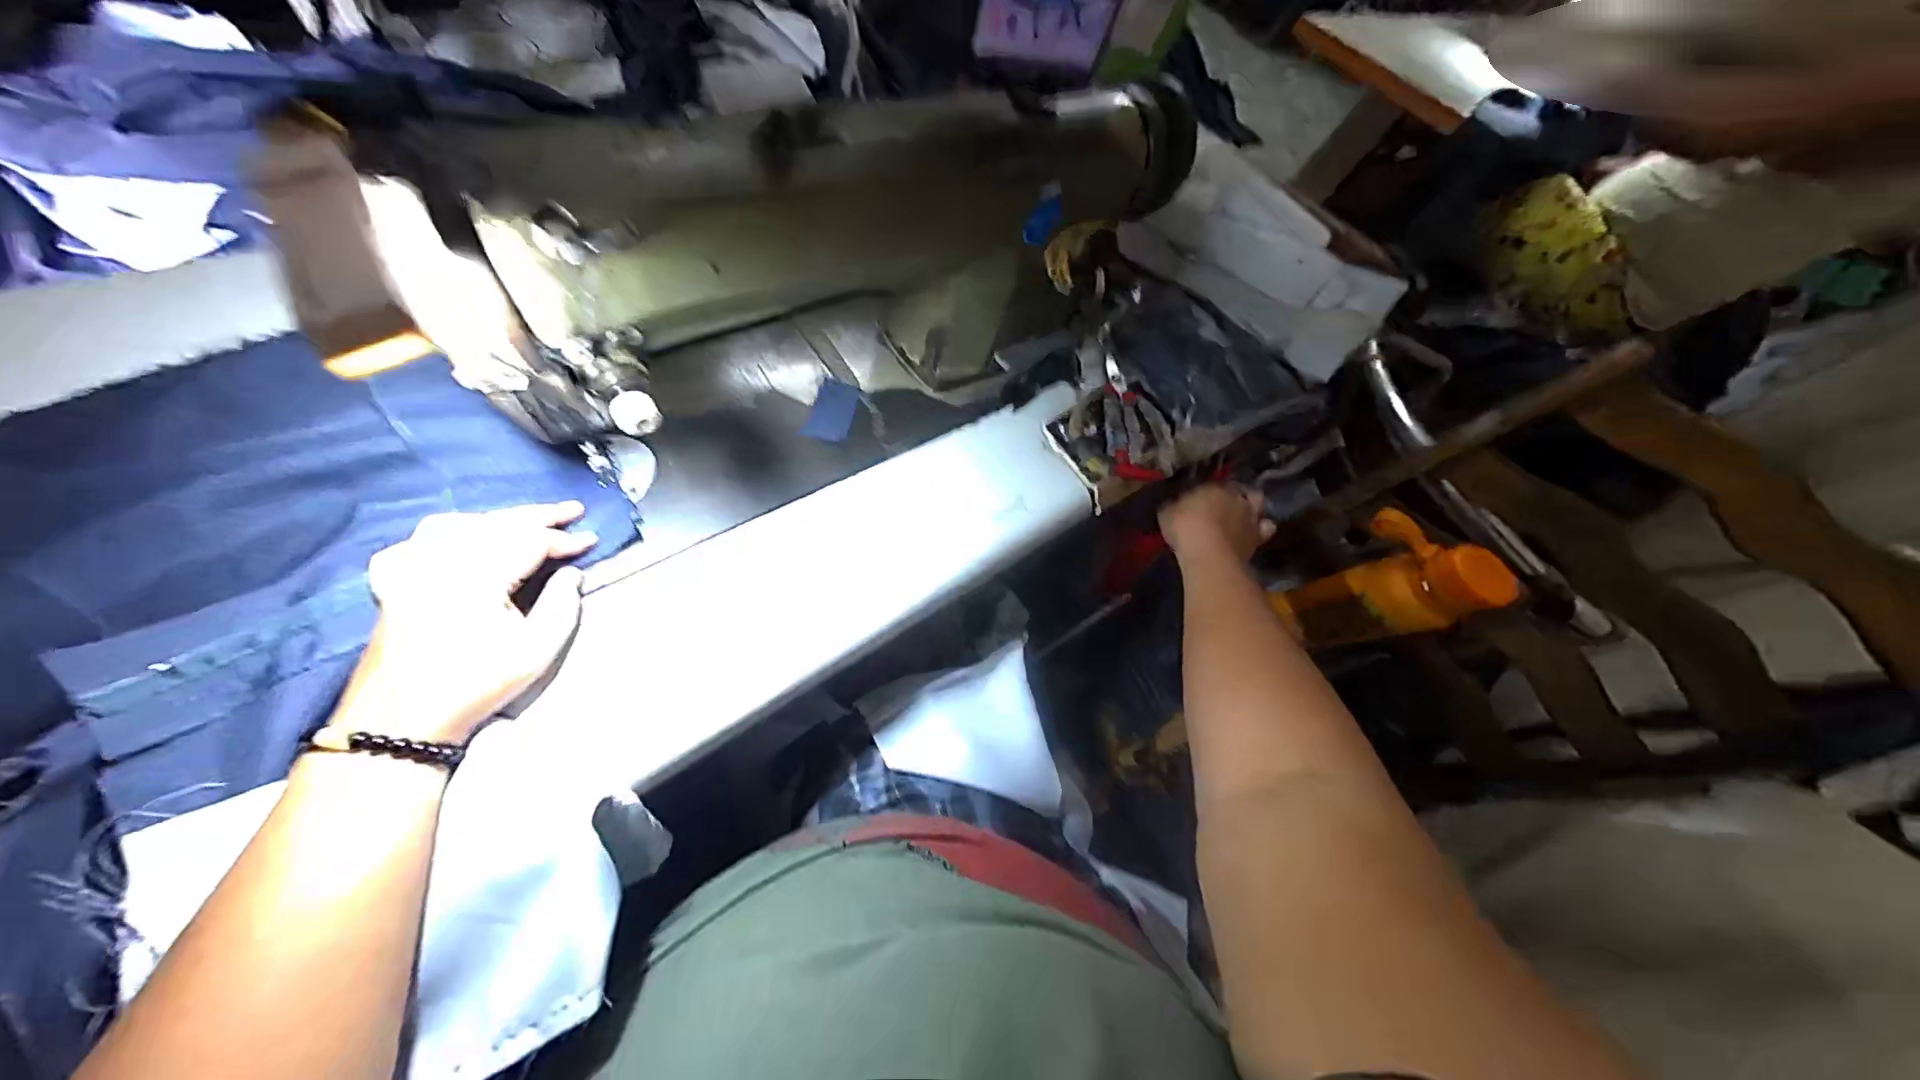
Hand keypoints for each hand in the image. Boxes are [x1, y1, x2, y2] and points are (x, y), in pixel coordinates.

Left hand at [332, 502, 598, 743]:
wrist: (401, 718)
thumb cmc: (475, 685)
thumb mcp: (535, 651)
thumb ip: (560, 605)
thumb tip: (571, 573)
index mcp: (477, 576)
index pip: (530, 540)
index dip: (564, 539)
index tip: (590, 540)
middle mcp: (440, 561)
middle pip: (495, 524)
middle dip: (537, 516)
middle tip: (571, 511)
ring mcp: (410, 569)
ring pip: (458, 524)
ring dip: (496, 518)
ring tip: (524, 520)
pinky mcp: (392, 583)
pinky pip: (417, 541)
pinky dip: (444, 533)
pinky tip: (458, 537)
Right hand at [1160, 484, 1274, 563]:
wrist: (1209, 555)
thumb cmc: (1185, 528)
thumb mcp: (1166, 512)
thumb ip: (1173, 503)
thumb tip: (1174, 499)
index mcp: (1213, 485)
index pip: (1213, 480)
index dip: (1208, 488)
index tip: (1199, 495)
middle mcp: (1236, 496)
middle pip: (1239, 488)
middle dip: (1234, 492)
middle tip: (1223, 502)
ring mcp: (1251, 515)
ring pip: (1258, 502)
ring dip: (1251, 505)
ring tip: (1241, 514)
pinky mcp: (1259, 536)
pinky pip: (1266, 527)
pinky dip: (1261, 527)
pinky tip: (1253, 531)